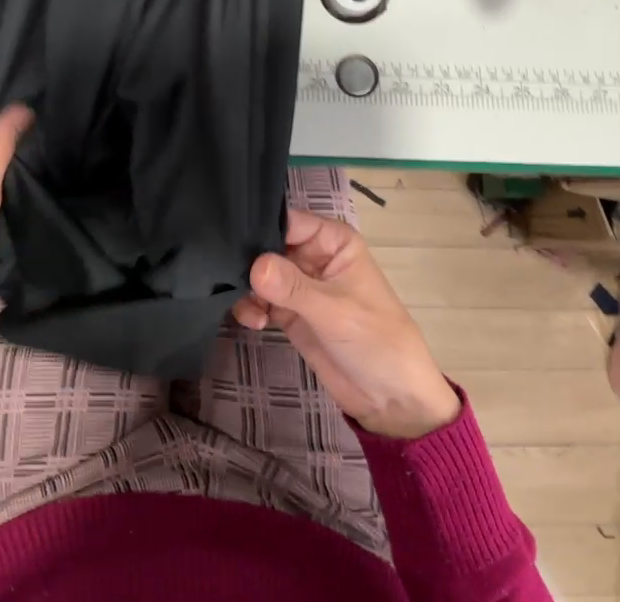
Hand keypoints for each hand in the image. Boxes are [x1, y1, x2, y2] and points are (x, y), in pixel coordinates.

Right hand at [232, 209, 460, 438]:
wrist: (390, 398)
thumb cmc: (375, 341)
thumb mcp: (334, 310)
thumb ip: (292, 287)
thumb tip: (254, 266)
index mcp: (334, 242)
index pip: (290, 221)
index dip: (261, 228)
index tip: (232, 243)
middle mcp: (314, 257)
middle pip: (268, 246)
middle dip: (248, 262)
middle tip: (229, 278)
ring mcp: (300, 286)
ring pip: (259, 274)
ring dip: (248, 290)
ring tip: (252, 312)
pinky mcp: (289, 312)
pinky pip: (259, 300)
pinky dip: (251, 308)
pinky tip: (255, 322)